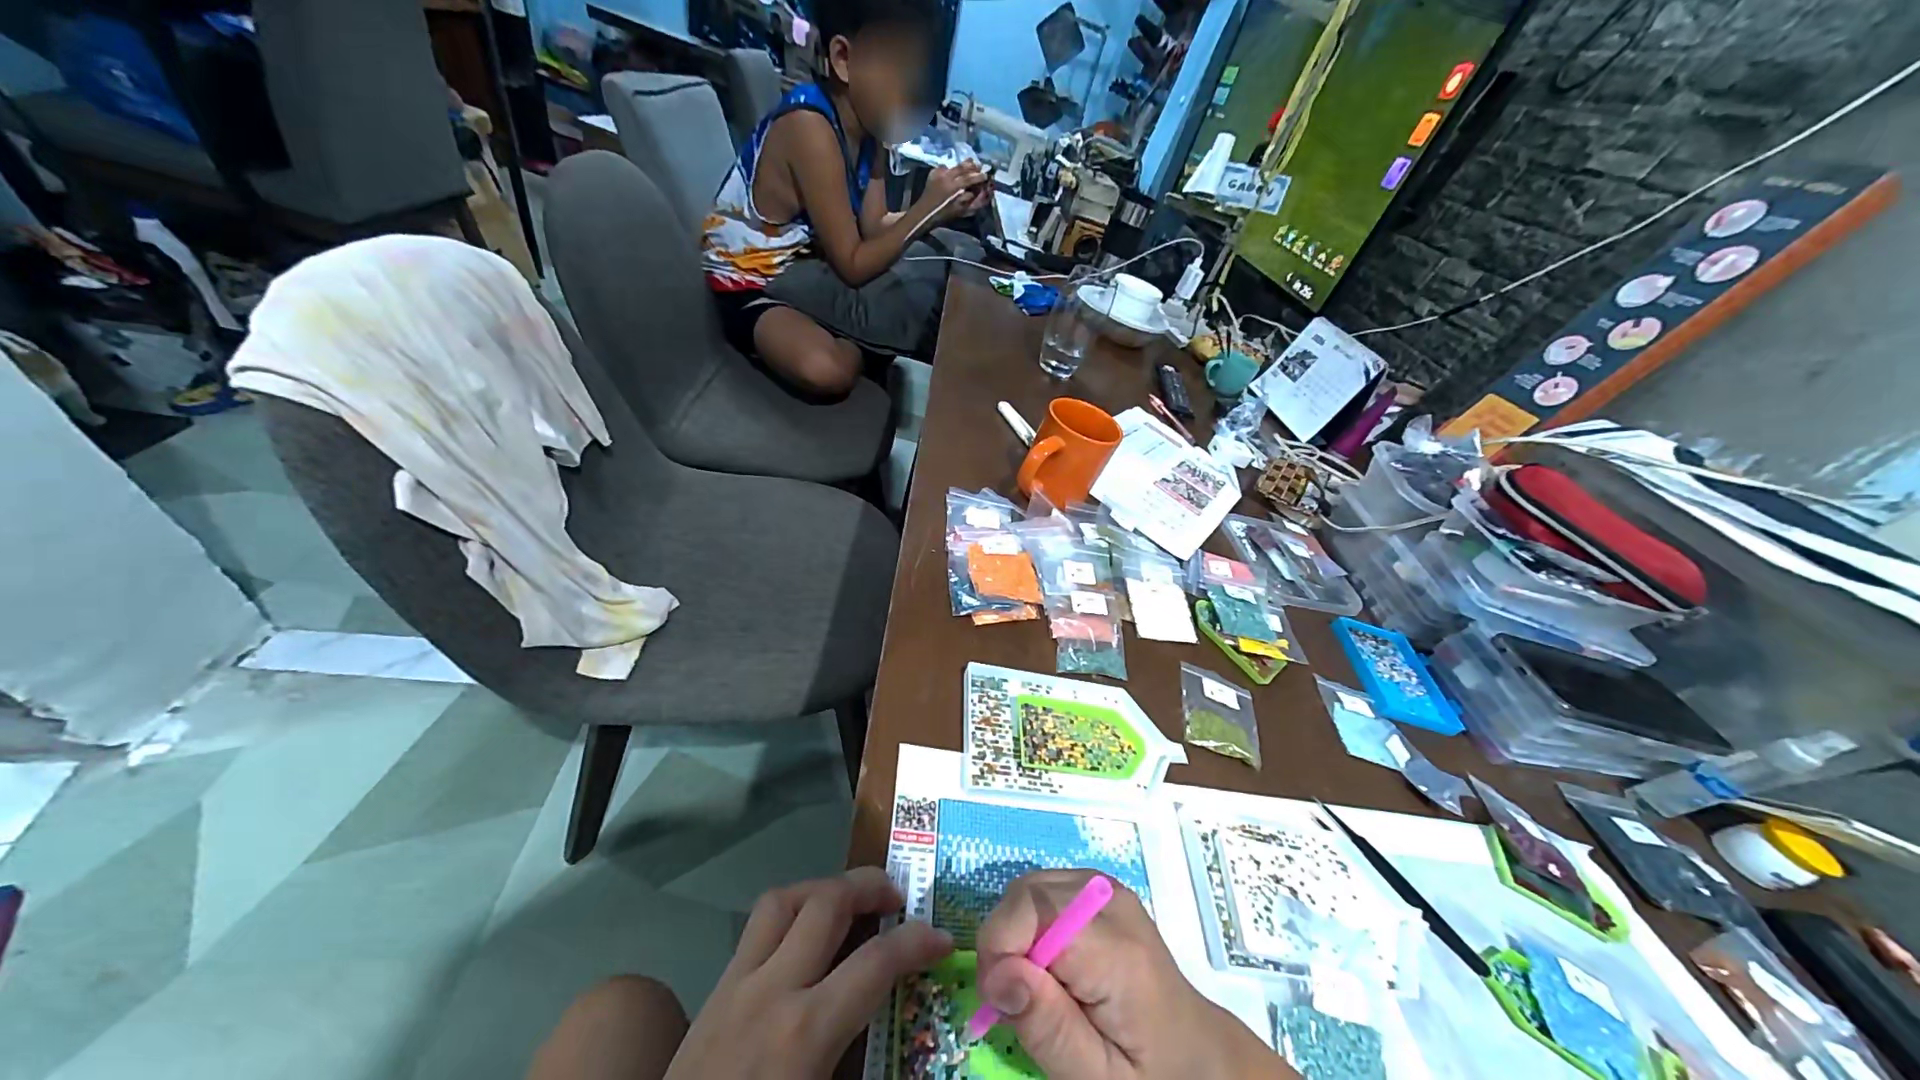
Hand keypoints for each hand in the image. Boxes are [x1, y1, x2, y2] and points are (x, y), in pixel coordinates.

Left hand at [665, 868, 952, 1079]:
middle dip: (869, 887)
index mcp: (805, 1033)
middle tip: (898, 897)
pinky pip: (756, 925)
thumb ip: (862, 1060)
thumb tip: (907, 1043)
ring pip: (782, 900)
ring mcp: (736, 983)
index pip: (876, 963)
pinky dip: (791, 909)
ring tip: (852, 898)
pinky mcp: (714, 989)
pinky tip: (806, 932)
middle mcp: (772, 991)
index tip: (942, 940)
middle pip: (826, 905)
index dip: (917, 943)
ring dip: (824, 887)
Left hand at [922, 163, 988, 221]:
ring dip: (963, 164)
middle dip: (972, 167)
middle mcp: (946, 177)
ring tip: (971, 163)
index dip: (979, 177)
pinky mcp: (933, 173)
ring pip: (954, 165)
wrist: (924, 213)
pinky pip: (944, 167)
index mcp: (953, 187)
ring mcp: (939, 174)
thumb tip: (981, 191)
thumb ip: (972, 201)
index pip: (969, 178)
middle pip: (962, 168)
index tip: (986, 176)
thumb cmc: (944, 215)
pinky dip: (950, 168)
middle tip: (980, 166)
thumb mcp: (960, 211)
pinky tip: (953, 170)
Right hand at [976, 870, 1294, 1079]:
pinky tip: (1048, 965)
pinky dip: (1029, 926)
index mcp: (1115, 948)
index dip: (1001, 948)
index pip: (1033, 909)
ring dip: (1014, 936)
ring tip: (1034, 989)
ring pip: (1027, 890)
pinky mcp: (1096, 888)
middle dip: (1003, 945)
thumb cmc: (1149, 1071)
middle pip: (1025, 895)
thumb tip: (1001, 973)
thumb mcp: (1098, 1078)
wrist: (1196, 1050)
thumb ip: (1049, 1028)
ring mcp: (1103, 888)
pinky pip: (1041, 892)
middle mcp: (1108, 901)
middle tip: (1013, 1004)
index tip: (999, 1001)